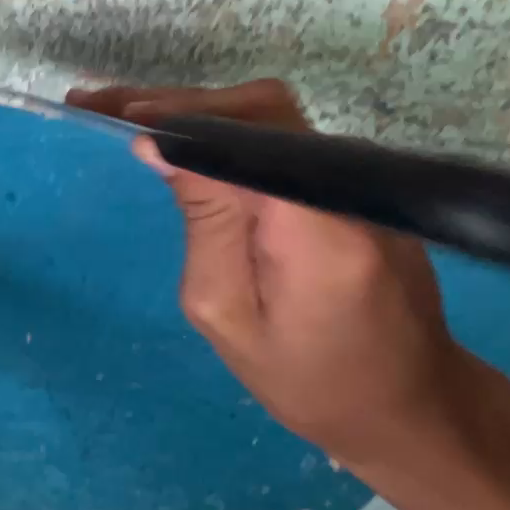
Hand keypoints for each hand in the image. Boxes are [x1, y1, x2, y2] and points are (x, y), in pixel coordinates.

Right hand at [67, 79, 472, 468]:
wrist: (411, 405)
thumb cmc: (308, 378)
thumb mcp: (226, 312)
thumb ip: (202, 221)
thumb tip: (156, 145)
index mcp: (318, 225)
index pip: (246, 137)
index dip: (177, 116)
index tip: (114, 116)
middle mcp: (349, 184)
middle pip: (256, 108)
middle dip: (171, 104)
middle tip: (98, 104)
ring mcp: (361, 179)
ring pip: (266, 114)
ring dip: (191, 111)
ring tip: (124, 114)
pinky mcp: (355, 184)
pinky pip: (279, 136)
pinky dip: (221, 128)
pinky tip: (176, 137)